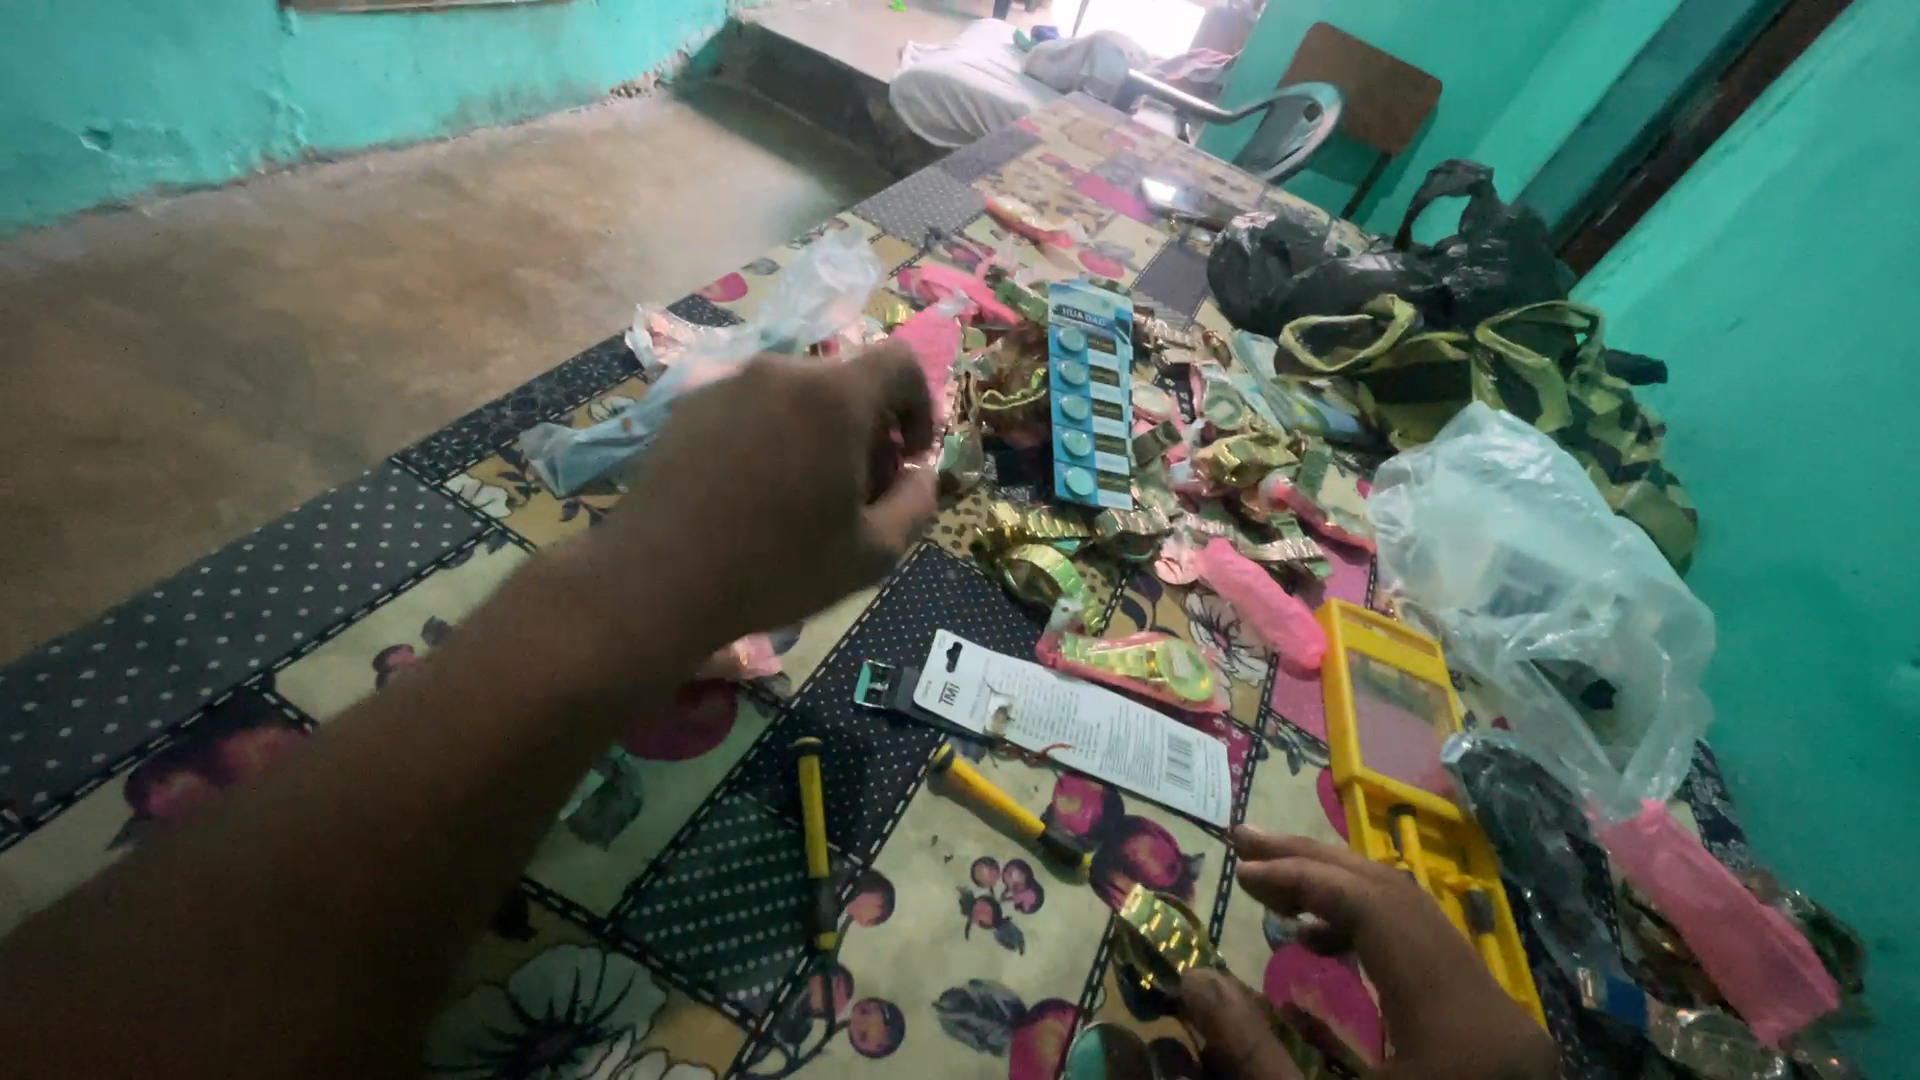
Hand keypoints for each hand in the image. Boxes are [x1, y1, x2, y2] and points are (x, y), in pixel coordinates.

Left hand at [569, 342, 937, 655]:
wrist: (655, 582)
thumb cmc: (776, 568)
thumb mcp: (872, 553)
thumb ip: (918, 504)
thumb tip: (921, 475)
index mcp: (835, 397)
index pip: (902, 361)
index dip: (921, 405)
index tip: (905, 458)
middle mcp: (781, 371)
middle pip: (849, 381)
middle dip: (869, 429)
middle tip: (858, 491)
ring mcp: (728, 383)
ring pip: (800, 395)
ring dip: (820, 433)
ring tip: (803, 496)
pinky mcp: (690, 405)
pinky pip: (755, 407)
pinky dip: (774, 435)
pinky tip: (753, 492)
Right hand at [1184, 829, 1559, 1079]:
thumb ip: (1254, 1053)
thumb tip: (1192, 978)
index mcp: (1456, 1024)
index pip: (1372, 907)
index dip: (1299, 877)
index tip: (1238, 870)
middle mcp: (1490, 1004)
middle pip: (1394, 895)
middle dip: (1312, 862)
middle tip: (1244, 841)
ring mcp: (1499, 1017)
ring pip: (1414, 915)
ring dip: (1338, 887)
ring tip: (1271, 882)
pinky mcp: (1493, 1033)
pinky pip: (1426, 949)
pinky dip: (1368, 926)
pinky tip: (1319, 939)